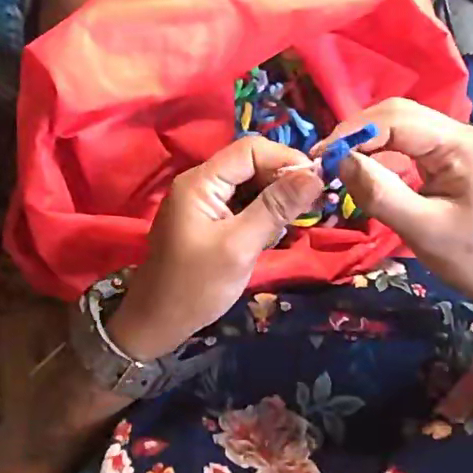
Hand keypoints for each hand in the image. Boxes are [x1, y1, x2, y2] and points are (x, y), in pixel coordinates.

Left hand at [110, 135, 324, 358]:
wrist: (155, 323)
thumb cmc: (195, 286)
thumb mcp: (240, 246)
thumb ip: (276, 208)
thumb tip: (315, 174)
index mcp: (200, 182)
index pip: (250, 149)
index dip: (286, 159)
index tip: (317, 183)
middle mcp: (200, 183)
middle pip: (251, 164)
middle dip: (283, 179)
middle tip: (313, 205)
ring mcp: (203, 202)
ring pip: (249, 185)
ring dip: (276, 198)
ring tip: (298, 220)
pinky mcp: (208, 220)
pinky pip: (242, 204)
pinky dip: (262, 214)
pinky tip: (275, 233)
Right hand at [319, 98, 472, 304]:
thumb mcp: (423, 229)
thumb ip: (380, 192)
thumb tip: (339, 160)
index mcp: (463, 144)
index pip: (397, 119)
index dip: (354, 132)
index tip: (320, 157)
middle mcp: (462, 134)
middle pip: (399, 114)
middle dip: (358, 132)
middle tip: (325, 159)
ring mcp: (459, 146)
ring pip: (402, 127)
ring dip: (368, 140)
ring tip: (338, 163)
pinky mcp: (452, 161)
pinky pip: (410, 144)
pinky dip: (382, 152)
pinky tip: (364, 168)